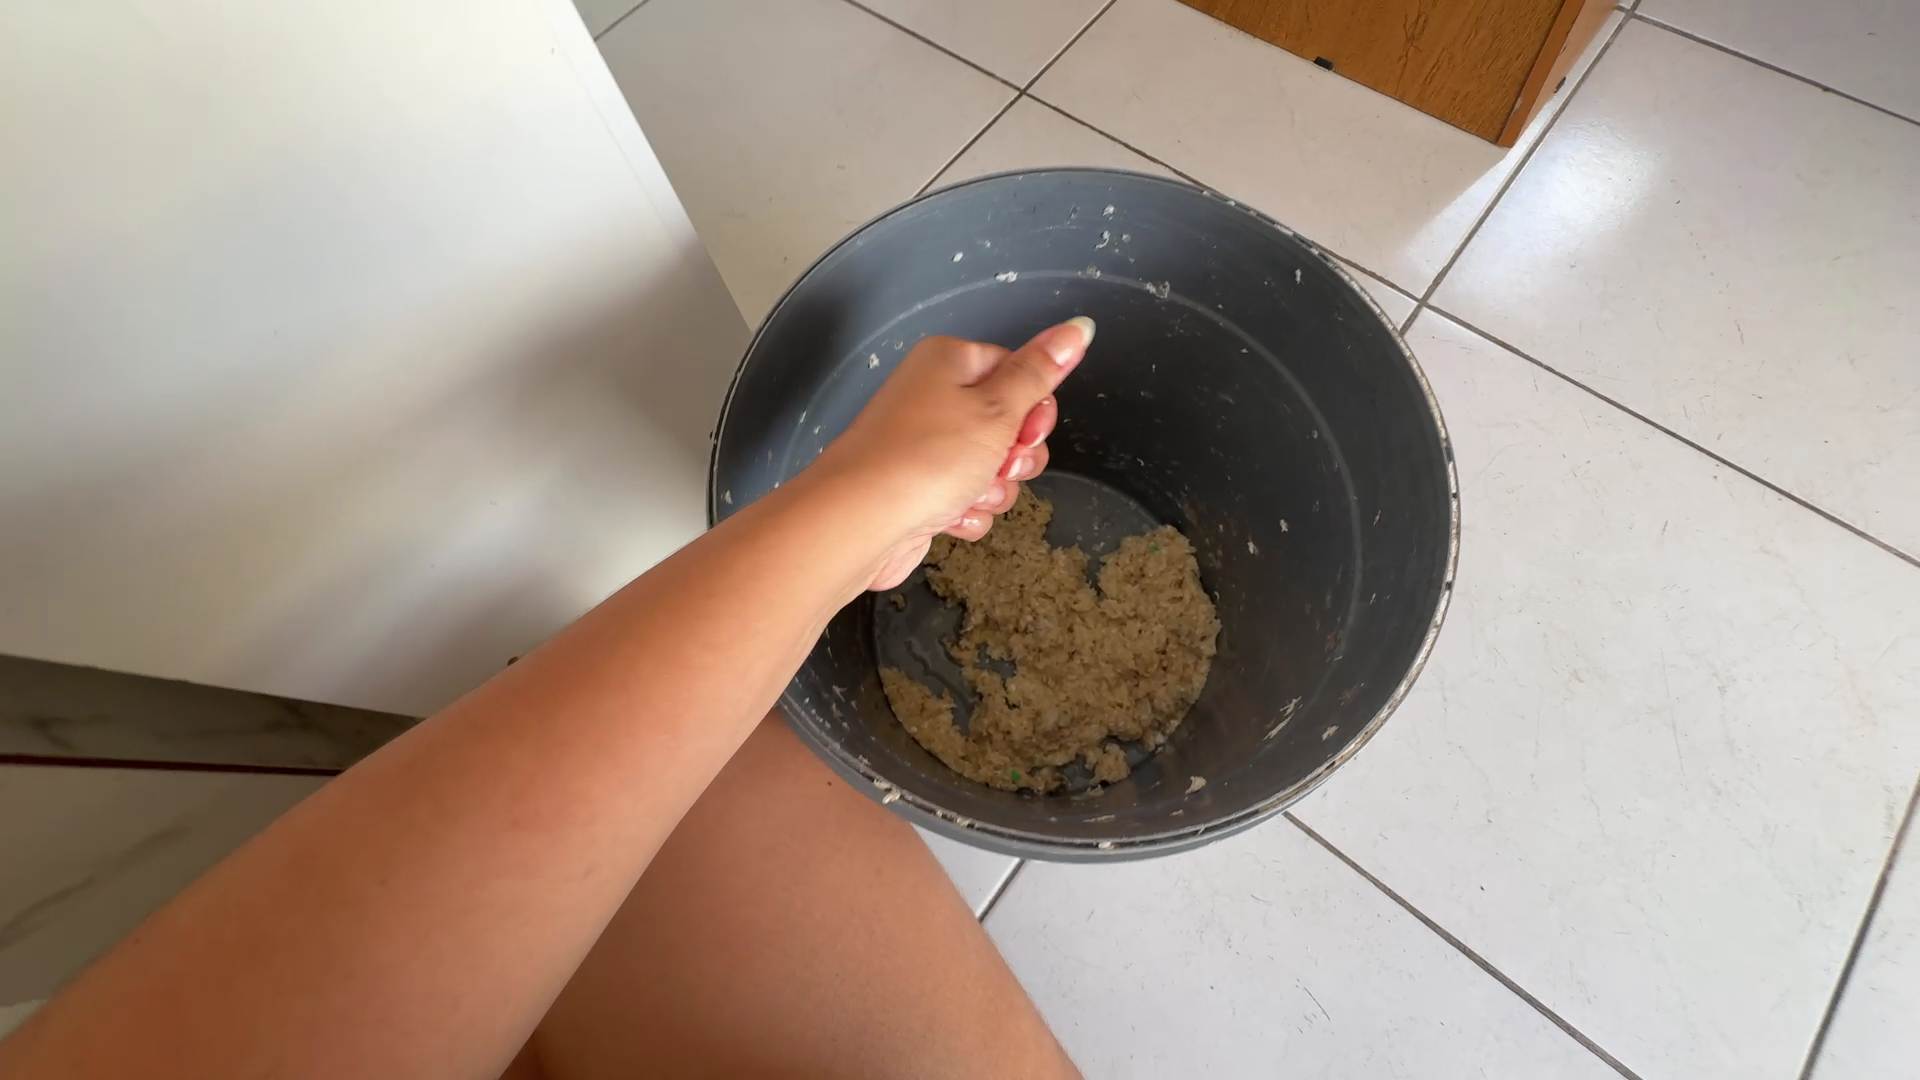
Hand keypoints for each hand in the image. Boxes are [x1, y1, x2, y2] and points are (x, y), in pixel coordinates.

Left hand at [808, 317, 1093, 591]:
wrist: (861, 523)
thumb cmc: (927, 457)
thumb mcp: (997, 407)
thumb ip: (1040, 371)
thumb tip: (1078, 327)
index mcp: (950, 364)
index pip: (1017, 372)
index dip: (1034, 407)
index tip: (1028, 430)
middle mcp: (934, 400)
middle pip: (1009, 425)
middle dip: (1016, 455)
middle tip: (999, 464)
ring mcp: (926, 449)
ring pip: (992, 470)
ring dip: (992, 490)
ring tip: (968, 495)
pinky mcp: (921, 492)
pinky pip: (966, 501)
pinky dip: (966, 513)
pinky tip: (947, 517)